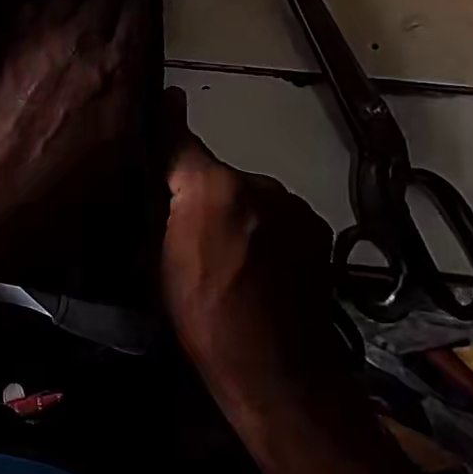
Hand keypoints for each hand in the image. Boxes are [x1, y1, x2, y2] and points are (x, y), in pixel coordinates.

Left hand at [0, 0, 149, 220]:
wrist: (6, 175)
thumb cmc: (68, 176)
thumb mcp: (128, 154)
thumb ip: (146, 116)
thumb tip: (162, 96)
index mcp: (116, 68)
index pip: (133, 19)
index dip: (138, 0)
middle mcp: (80, 44)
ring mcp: (40, 43)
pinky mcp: (7, 49)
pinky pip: (26, 14)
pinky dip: (37, 5)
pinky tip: (39, 3)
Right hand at [160, 87, 343, 399]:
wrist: (276, 372)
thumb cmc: (199, 316)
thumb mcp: (156, 262)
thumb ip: (156, 204)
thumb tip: (156, 167)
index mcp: (212, 188)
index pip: (178, 140)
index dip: (162, 124)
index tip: (156, 101)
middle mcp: (258, 184)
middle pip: (213, 175)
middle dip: (195, 193)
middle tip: (179, 231)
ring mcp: (293, 206)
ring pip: (245, 196)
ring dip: (230, 213)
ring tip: (220, 256)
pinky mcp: (317, 230)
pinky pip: (274, 216)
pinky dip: (259, 229)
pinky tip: (253, 266)